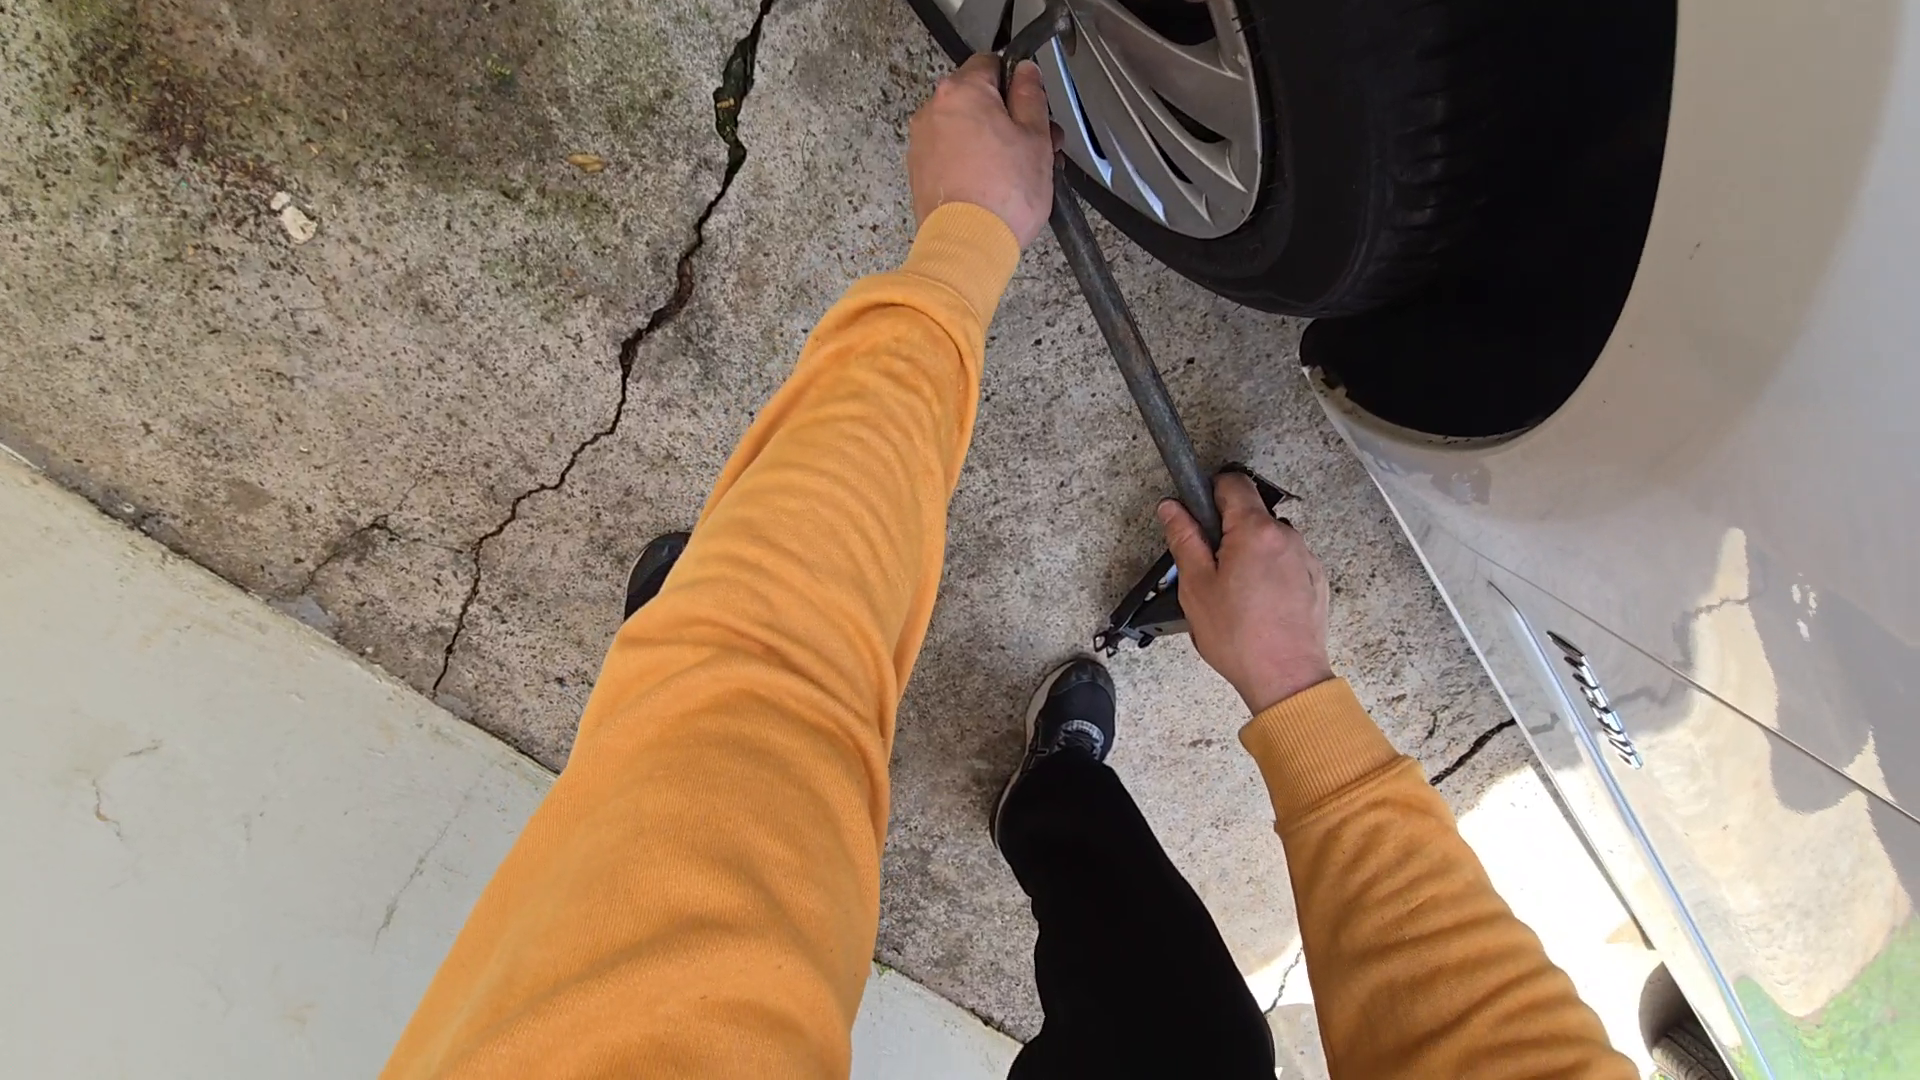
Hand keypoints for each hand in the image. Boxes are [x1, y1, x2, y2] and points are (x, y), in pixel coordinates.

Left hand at [908, 55, 1057, 247]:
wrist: (968, 247)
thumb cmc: (1001, 199)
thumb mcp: (1036, 139)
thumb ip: (1031, 97)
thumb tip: (1027, 76)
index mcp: (962, 91)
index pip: (992, 65)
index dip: (1018, 86)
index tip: (1031, 109)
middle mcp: (934, 113)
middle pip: (977, 102)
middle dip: (1007, 121)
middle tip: (1034, 149)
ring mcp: (923, 146)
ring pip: (965, 133)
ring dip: (991, 146)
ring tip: (1016, 177)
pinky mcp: (920, 176)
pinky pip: (951, 160)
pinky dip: (971, 168)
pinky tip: (993, 190)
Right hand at [1160, 473, 1333, 713]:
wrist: (1286, 678)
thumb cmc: (1239, 637)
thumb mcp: (1196, 585)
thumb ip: (1184, 538)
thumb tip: (1173, 509)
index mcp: (1255, 532)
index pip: (1232, 484)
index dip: (1209, 492)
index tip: (1197, 512)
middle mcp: (1287, 537)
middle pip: (1250, 514)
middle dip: (1226, 531)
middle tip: (1208, 567)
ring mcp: (1305, 558)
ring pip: (1268, 539)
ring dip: (1248, 553)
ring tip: (1233, 593)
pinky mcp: (1315, 580)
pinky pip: (1285, 561)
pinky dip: (1268, 572)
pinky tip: (1256, 603)